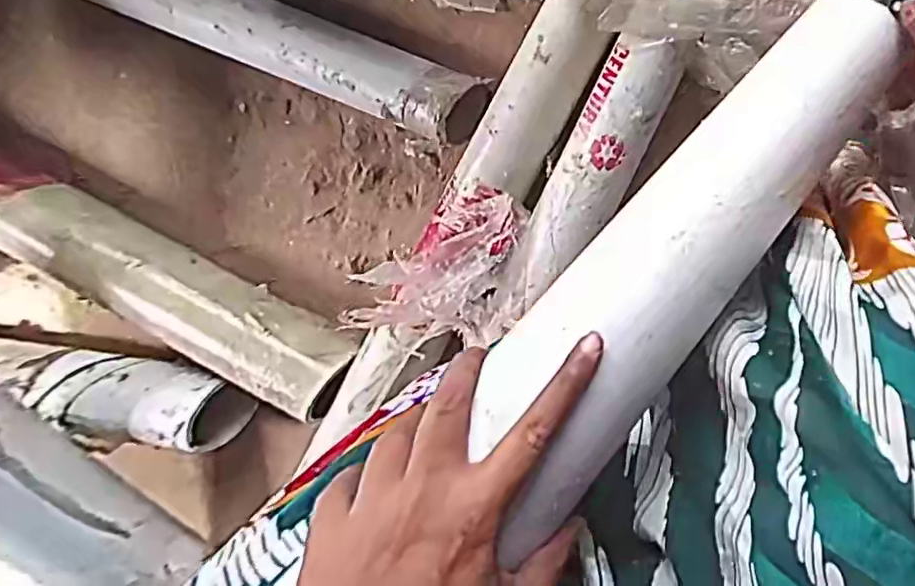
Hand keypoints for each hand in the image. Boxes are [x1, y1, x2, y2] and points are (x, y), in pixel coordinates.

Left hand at [299, 335, 602, 585]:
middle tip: (477, 358)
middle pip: (449, 403)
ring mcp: (373, 505)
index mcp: (475, 509)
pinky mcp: (328, 529)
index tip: (585, 349)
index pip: (536, 427)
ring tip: (425, 418)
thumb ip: (543, 564)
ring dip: (415, 420)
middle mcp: (425, 492)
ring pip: (396, 433)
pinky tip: (370, 479)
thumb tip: (568, 532)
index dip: (567, 381)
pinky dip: (362, 472)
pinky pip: (345, 479)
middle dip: (467, 369)